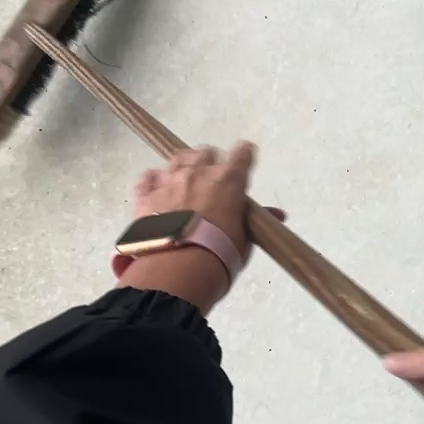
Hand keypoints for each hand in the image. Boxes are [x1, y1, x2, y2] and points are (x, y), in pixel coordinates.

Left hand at [120, 141, 259, 312]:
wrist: (176, 270)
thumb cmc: (220, 254)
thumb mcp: (245, 239)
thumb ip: (255, 220)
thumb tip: (279, 215)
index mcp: (229, 180)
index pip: (242, 153)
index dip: (244, 156)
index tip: (244, 162)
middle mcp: (198, 173)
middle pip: (206, 152)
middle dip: (211, 162)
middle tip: (213, 180)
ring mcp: (169, 182)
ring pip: (177, 159)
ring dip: (184, 166)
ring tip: (186, 182)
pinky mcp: (145, 196)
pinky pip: (148, 177)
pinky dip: (154, 180)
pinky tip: (159, 190)